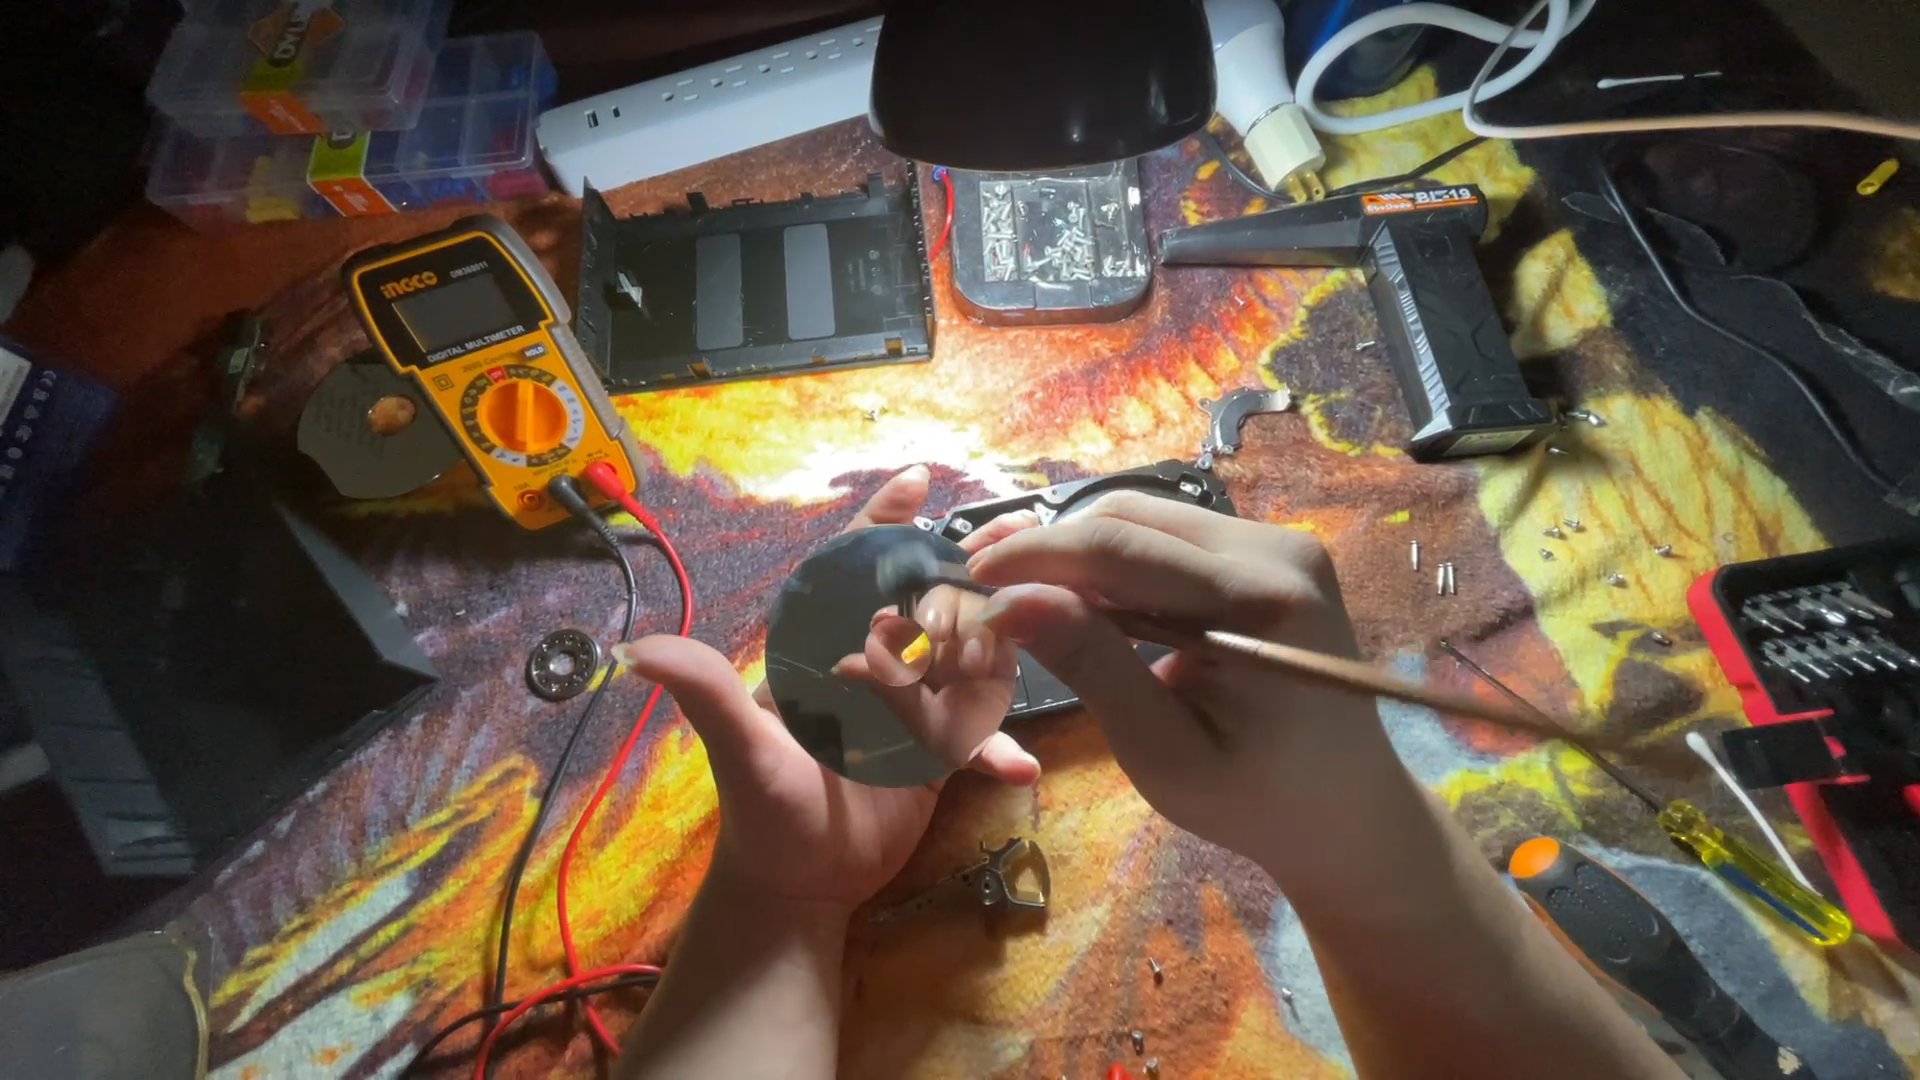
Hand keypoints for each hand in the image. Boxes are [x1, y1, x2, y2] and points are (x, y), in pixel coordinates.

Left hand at [615, 465, 1038, 913]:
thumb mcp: (738, 750)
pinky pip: (977, 737)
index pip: (854, 572)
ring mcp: (913, 707)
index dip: (882, 522)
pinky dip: (996, 750)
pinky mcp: (939, 751)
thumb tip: (636, 650)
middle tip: (1002, 555)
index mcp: (827, 649)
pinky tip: (1019, 768)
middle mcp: (875, 667)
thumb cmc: (763, 810)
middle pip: (926, 607)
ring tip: (1033, 636)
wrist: (798, 882)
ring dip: (995, 652)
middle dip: (963, 581)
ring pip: (963, 662)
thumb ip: (705, 692)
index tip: (916, 480)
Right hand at [967, 491, 1407, 874]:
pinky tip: (1080, 590)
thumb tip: (1008, 601)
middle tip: (985, 576)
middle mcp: (1276, 550)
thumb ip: (1090, 664)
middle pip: (1132, 515)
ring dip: (1077, 546)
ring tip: (1022, 583)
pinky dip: (1114, 558)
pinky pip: (1170, 535)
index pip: (1120, 547)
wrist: (1345, 810)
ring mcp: (1276, 544)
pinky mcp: (1266, 553)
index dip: (1035, 555)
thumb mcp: (1160, 750)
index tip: (972, 576)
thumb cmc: (1253, 800)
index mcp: (1260, 602)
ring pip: (1146, 516)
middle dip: (1049, 543)